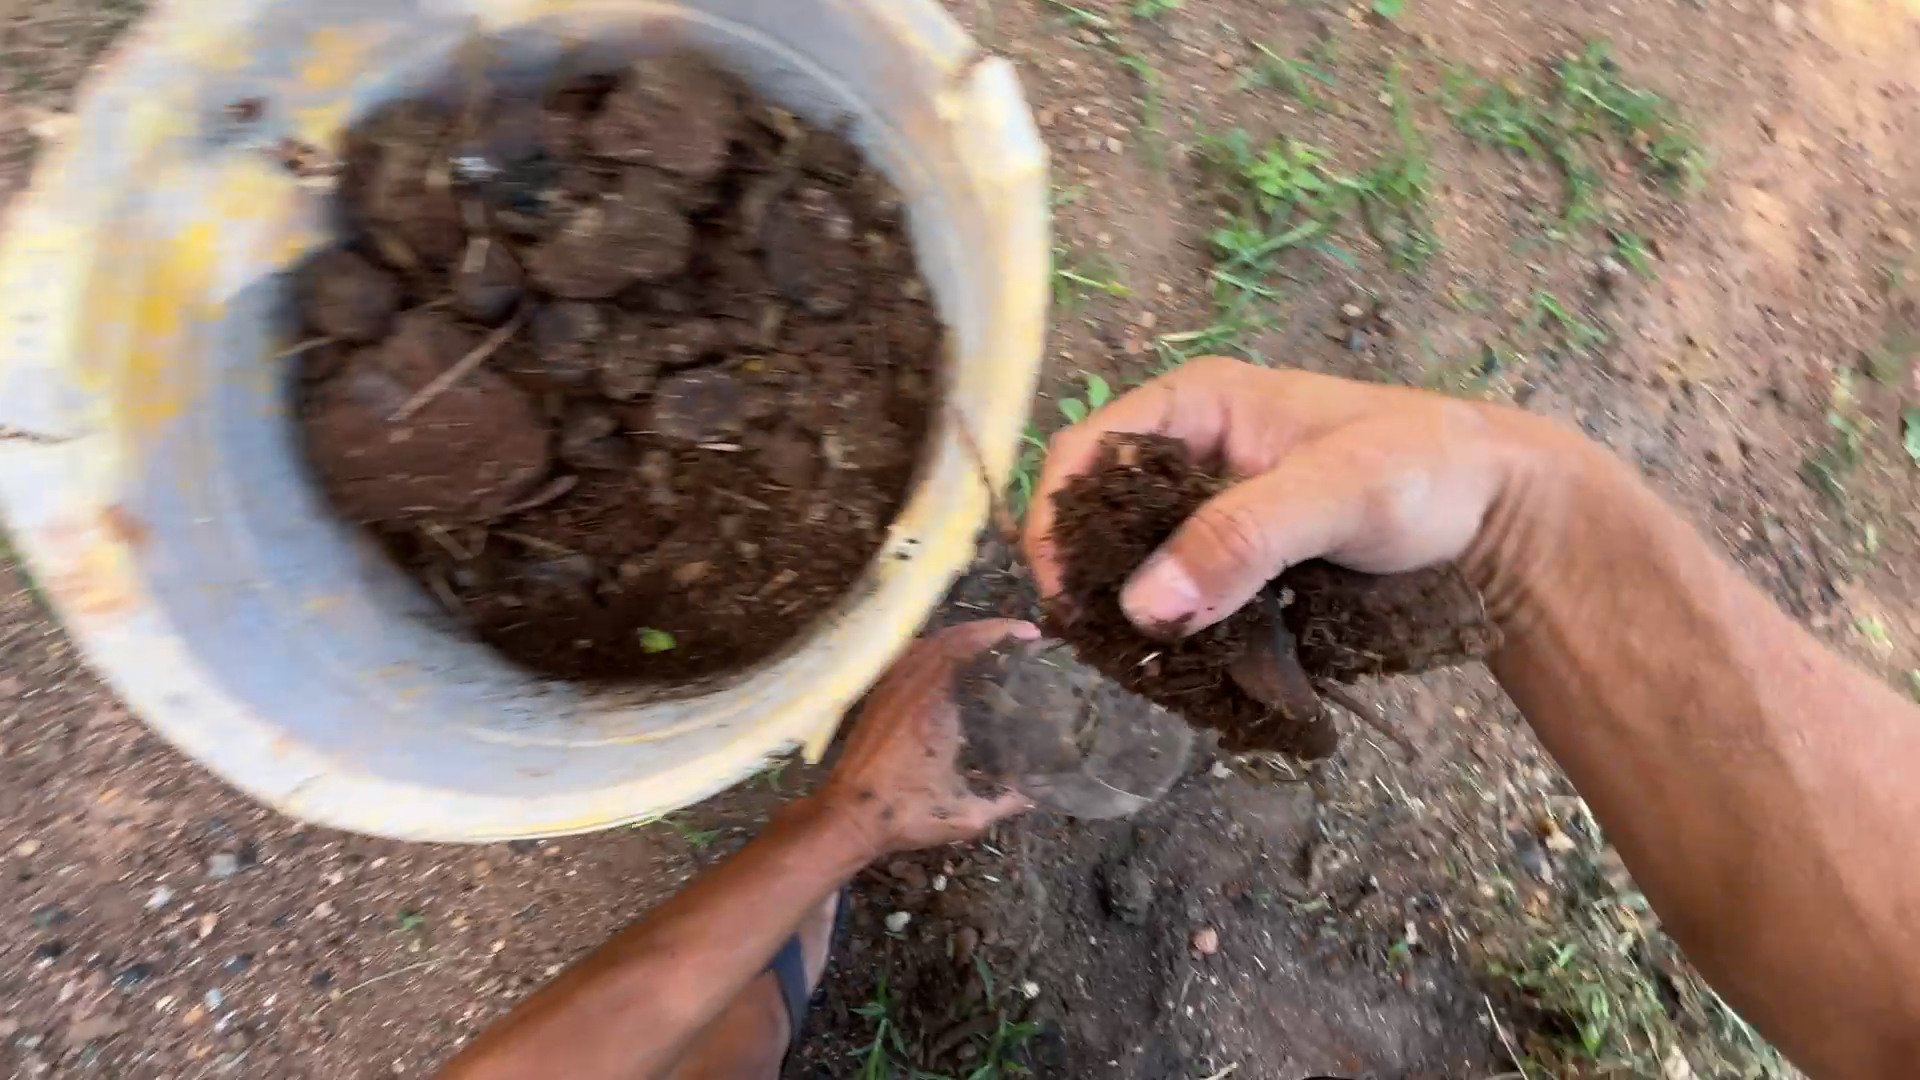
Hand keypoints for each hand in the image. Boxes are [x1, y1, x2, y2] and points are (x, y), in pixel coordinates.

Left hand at [820, 620, 1040, 855]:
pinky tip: (952, 660)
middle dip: (988, 629)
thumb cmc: (904, 814)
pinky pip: (911, 654)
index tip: (1030, 634)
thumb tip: (1030, 794)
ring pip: (929, 641)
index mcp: (933, 704)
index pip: (967, 647)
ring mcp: (891, 686)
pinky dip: (936, 647)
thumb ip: (1002, 803)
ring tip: (992, 643)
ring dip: (963, 636)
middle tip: (1020, 635)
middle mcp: (911, 684)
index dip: (1000, 633)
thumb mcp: (963, 817)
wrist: (847, 816)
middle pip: (950, 636)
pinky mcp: (880, 694)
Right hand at [1025, 357, 1529, 635]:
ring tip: (1125, 654)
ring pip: (1126, 551)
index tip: (1060, 591)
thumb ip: (1241, 538)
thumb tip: (1141, 609)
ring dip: (1117, 600)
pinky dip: (1158, 617)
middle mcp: (1182, 449)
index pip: (1085, 449)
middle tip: (1090, 635)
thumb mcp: (1338, 490)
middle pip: (1093, 505)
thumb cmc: (1423, 472)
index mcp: (1192, 404)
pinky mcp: (1222, 549)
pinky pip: (1166, 582)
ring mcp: (1200, 503)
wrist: (1495, 516)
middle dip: (1081, 568)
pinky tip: (1165, 651)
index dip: (1055, 516)